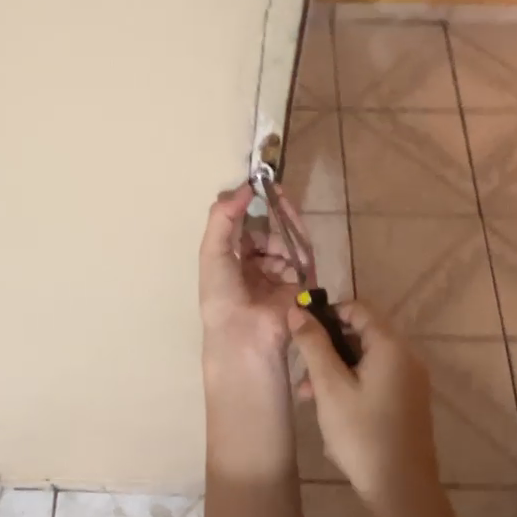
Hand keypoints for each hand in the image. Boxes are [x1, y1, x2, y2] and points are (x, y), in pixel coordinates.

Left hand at [199, 182, 302, 360]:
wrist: (244, 332)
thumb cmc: (221, 293)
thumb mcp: (212, 250)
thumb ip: (222, 217)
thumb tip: (242, 187)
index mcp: (231, 264)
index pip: (242, 229)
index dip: (247, 208)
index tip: (254, 184)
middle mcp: (256, 268)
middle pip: (268, 231)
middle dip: (269, 210)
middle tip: (272, 188)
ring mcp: (280, 274)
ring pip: (287, 239)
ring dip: (283, 222)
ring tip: (279, 211)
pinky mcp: (302, 281)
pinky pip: (303, 251)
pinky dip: (299, 234)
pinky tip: (292, 220)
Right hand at [289, 302, 442, 516]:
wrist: (402, 488)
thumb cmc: (362, 433)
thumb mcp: (330, 387)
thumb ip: (313, 345)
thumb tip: (298, 312)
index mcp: (391, 346)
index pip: (359, 308)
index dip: (328, 313)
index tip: (301, 332)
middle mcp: (406, 357)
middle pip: (362, 333)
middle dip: (328, 347)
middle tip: (302, 370)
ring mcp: (409, 381)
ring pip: (365, 359)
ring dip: (335, 369)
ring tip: (308, 396)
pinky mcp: (407, 401)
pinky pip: (375, 378)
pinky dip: (351, 384)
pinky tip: (330, 410)